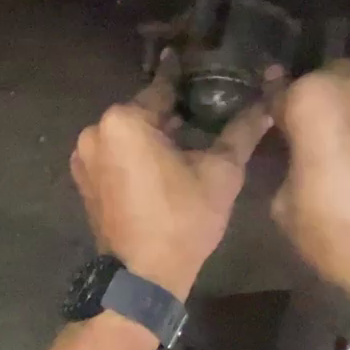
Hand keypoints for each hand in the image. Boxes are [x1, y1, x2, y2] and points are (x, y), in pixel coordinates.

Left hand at [69, 58, 273, 298]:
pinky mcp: (83, 183)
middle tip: (204, 123)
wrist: (144, 277)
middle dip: (171, 118)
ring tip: (185, 151)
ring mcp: (83, 159)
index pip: (163, 89)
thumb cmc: (182, 222)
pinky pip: (114, 158)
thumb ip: (240, 133)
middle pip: (143, 114)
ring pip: (127, 137)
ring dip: (152, 140)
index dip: (189, 84)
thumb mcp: (219, 174)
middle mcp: (94, 132)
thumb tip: (266, 107)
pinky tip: (161, 172)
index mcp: (123, 121)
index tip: (204, 72)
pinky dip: (134, 159)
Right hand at [272, 64, 349, 349]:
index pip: (289, 96)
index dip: (288, 122)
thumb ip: (291, 167)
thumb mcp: (287, 212)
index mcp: (316, 98)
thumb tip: (302, 158)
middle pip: (345, 84)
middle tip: (346, 152)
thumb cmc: (349, 241)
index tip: (292, 143)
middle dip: (341, 110)